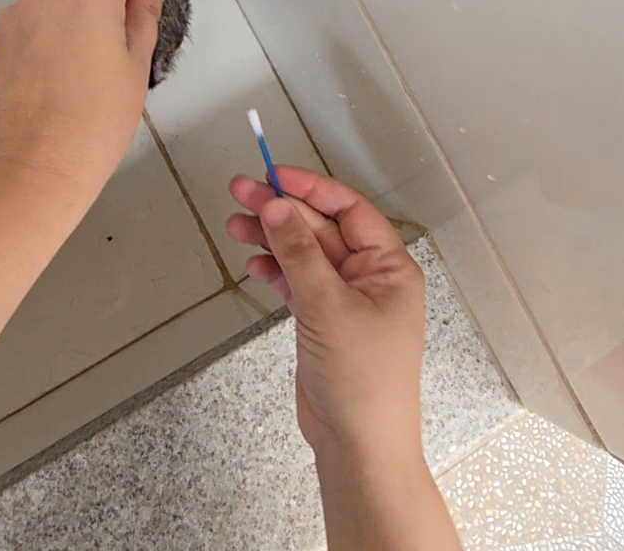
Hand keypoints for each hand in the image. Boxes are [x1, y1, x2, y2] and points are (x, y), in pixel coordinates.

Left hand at [0, 0, 171, 197]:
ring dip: (76, 19)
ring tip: (85, 72)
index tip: (137, 1)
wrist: (34, 167)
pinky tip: (58, 79)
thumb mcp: (136, 64)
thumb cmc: (95, 121)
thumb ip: (144, 12)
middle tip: (117, 50)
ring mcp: (15, 16)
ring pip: (57, 0)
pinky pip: (35, 22)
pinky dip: (51, 36)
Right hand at [226, 167, 426, 458]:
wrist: (358, 449)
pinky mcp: (320, 319)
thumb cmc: (362, 379)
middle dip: (281, 211)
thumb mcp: (329, 307)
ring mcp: (342, 298)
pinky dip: (273, 269)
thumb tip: (275, 205)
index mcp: (388, 266)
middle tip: (240, 192)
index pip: (348, 209)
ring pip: (302, 252)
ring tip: (235, 224)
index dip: (310, 188)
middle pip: (319, 228)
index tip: (273, 174)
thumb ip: (299, 253)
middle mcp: (367, 276)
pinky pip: (294, 280)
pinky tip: (252, 263)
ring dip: (270, 238)